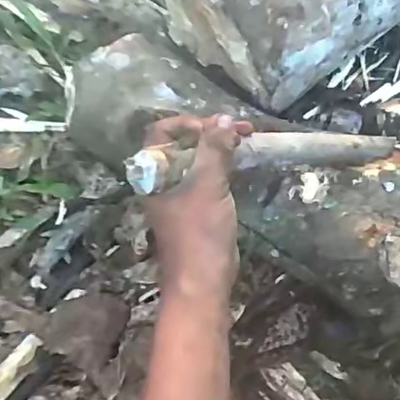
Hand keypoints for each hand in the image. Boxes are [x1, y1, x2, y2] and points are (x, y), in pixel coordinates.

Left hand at [143, 114, 252, 302]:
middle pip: (181, 143)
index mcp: (154, 171)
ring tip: (245, 140)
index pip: (163, 130)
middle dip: (211, 131)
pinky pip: (205, 176)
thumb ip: (215, 148)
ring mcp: (177, 194)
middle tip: (241, 129)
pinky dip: (221, 165)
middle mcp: (161, 179)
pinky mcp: (194, 206)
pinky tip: (240, 162)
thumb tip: (223, 119)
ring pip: (196, 159)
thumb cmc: (200, 230)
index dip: (190, 122)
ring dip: (218, 147)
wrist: (202, 280)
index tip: (218, 125)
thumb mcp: (209, 184)